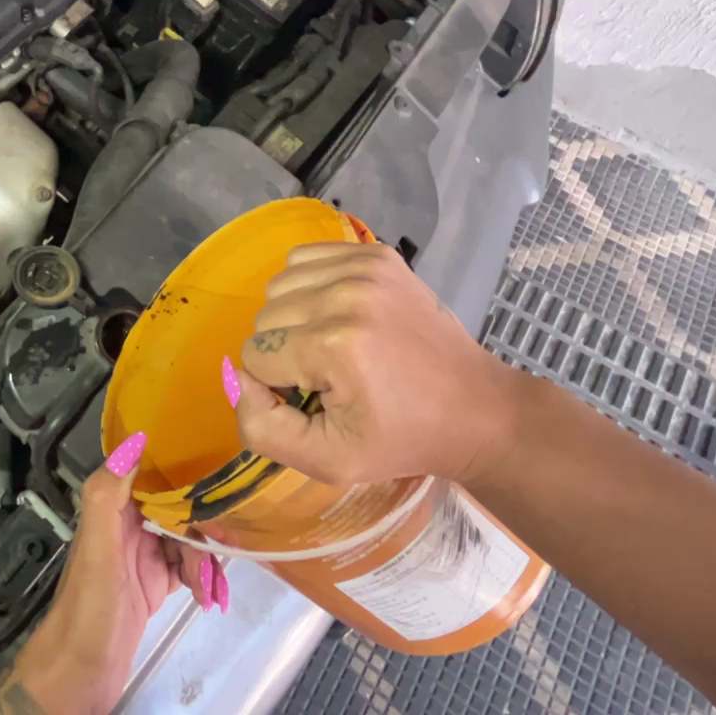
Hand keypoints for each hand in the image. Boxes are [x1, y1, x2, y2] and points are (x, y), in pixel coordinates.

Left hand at [0, 434, 220, 714]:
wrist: (80, 672)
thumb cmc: (88, 607)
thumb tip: (134, 440)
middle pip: (174, 507)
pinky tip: (208, 597)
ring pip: (183, 538)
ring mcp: (141, 557)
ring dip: (204, 558)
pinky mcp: (153, 585)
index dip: (179, 470)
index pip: (148, 473)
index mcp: (111, 509)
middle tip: (224, 543)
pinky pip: (185, 569)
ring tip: (209, 586)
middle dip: (201, 523)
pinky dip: (201, 579)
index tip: (213, 472)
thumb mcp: (98, 546)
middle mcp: (126, 527)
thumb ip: (109, 494)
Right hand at [228, 242, 521, 488]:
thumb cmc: (401, 439)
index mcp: (335, 346)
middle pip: (264, 318)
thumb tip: (240, 380)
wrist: (475, 408)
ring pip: (278, 286)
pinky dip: (308, 286)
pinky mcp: (375, 253)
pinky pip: (303, 259)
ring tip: (332, 343)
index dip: (276, 385)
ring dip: (292, 317)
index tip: (318, 399)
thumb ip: (263, 428)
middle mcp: (345, 295)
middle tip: (328, 376)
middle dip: (283, 351)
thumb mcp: (327, 461)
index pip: (254, 355)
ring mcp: (363, 267)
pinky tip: (336, 313)